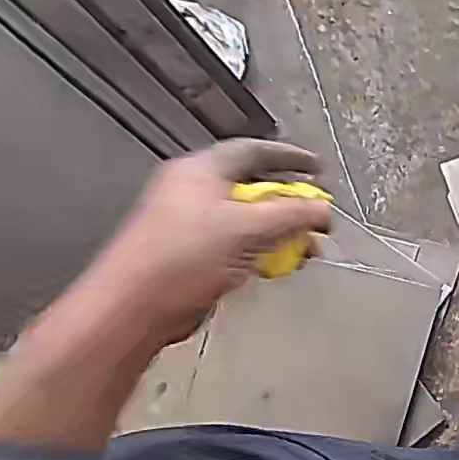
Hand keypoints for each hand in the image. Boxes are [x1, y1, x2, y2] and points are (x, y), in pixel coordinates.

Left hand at [85, 139, 332, 341]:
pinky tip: (278, 265)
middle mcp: (196, 191)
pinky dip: (263, 250)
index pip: (254, 152)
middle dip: (291, 202)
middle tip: (316, 215)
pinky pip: (239, 244)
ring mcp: (193, 223)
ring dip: (281, 231)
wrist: (135, 307)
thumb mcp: (246, 229)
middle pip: (254, 186)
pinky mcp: (194, 253)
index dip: (291, 157)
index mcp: (202, 171)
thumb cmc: (182, 259)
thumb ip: (291, 215)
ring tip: (305, 248)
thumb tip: (323, 209)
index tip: (319, 169)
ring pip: (249, 219)